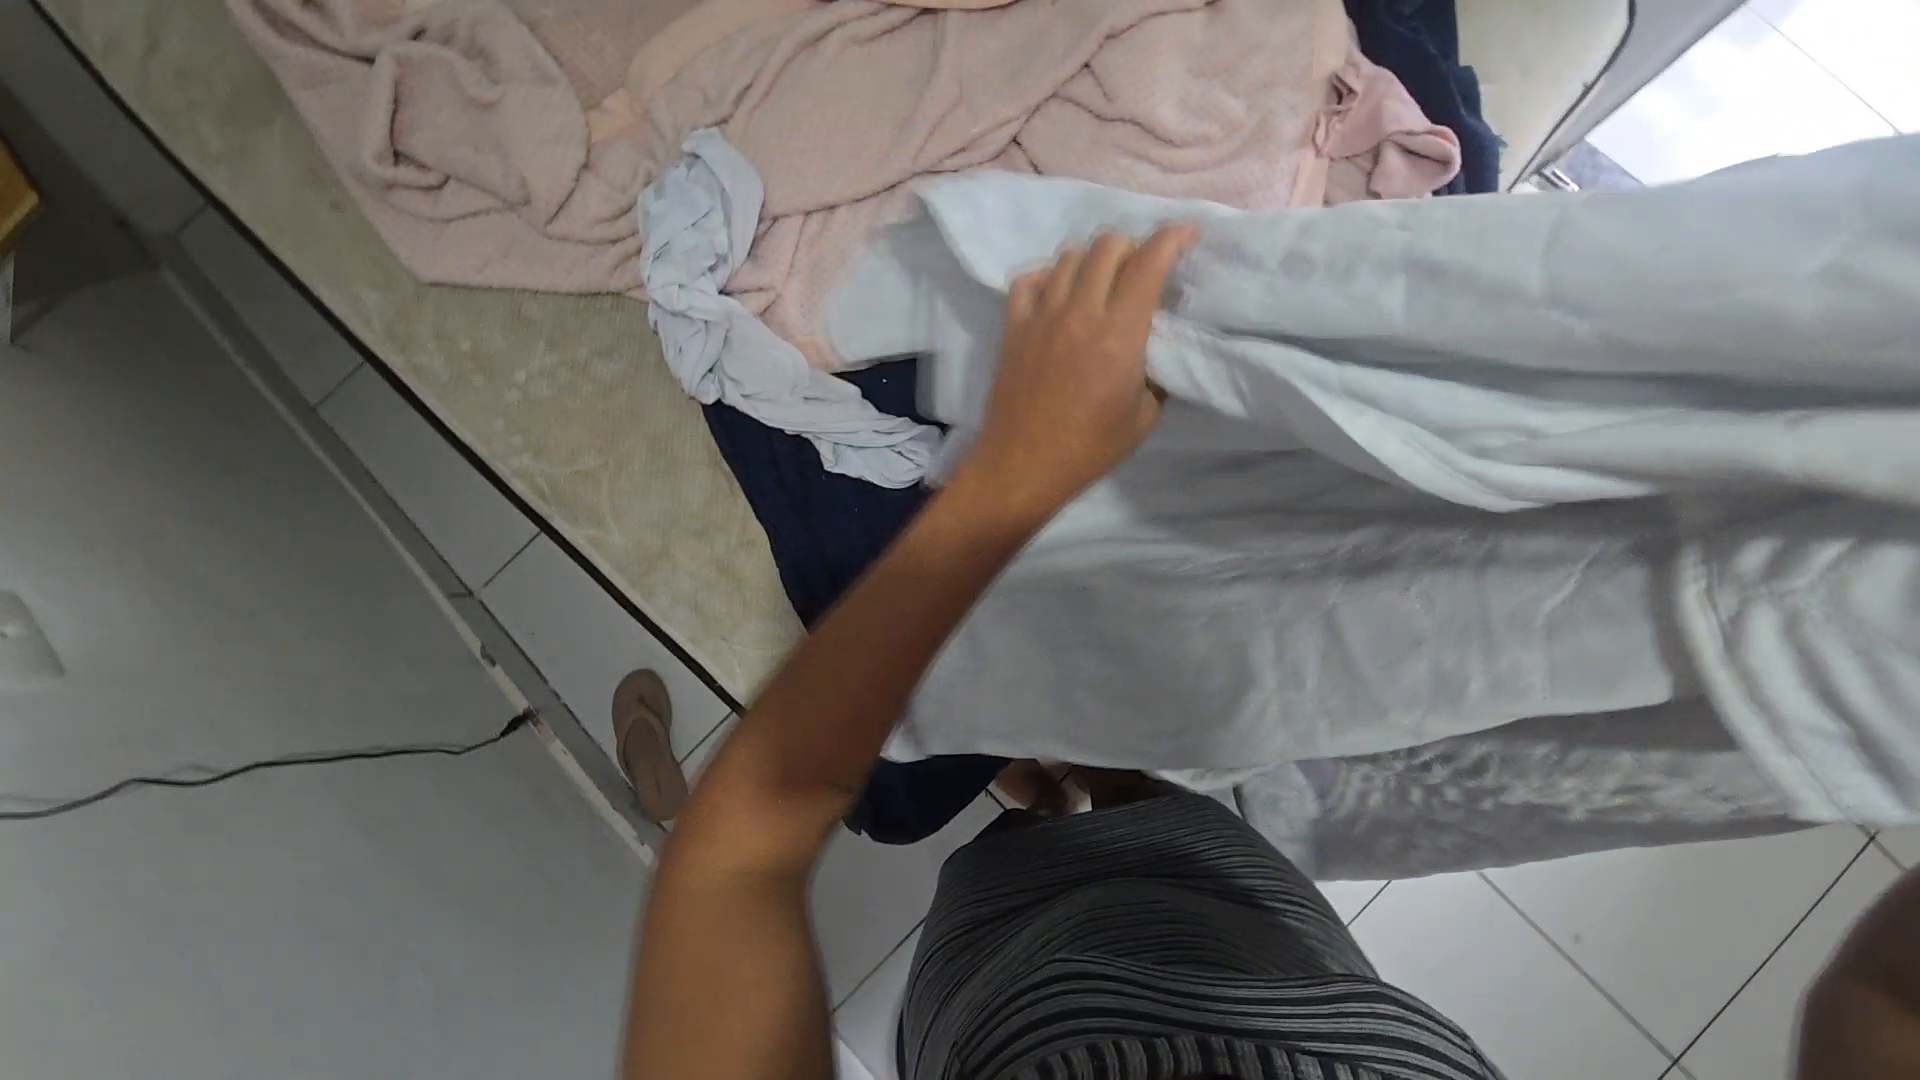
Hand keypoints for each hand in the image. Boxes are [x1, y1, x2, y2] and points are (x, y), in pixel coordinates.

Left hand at [957, 224, 1196, 519]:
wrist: (1023, 466)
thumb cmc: (1089, 449)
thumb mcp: (1144, 415)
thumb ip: (1156, 371)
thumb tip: (1157, 346)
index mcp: (1120, 333)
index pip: (1149, 262)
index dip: (1173, 238)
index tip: (1186, 237)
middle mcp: (1080, 312)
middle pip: (1107, 245)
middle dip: (1132, 247)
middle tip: (1140, 271)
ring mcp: (1041, 316)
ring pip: (1068, 256)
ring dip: (1092, 260)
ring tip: (1100, 283)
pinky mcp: (1012, 327)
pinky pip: (1028, 279)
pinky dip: (1048, 276)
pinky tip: (1057, 294)